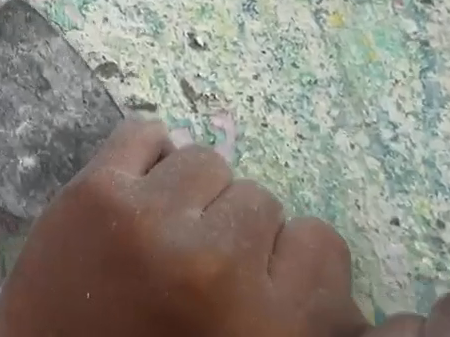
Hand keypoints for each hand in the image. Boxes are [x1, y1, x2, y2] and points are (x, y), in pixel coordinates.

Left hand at [0, 119, 370, 336]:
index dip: (289, 254)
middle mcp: (219, 267)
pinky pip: (145, 132)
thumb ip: (304, 323)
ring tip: (166, 224)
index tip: (259, 270)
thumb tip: (351, 287)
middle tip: (198, 257)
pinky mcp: (97, 189)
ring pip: (206, 160)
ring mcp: (152, 221)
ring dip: (191, 188)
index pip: (322, 243)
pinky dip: (147, 152)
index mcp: (272, 327)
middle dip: (233, 224)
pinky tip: (139, 188)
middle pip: (260, 198)